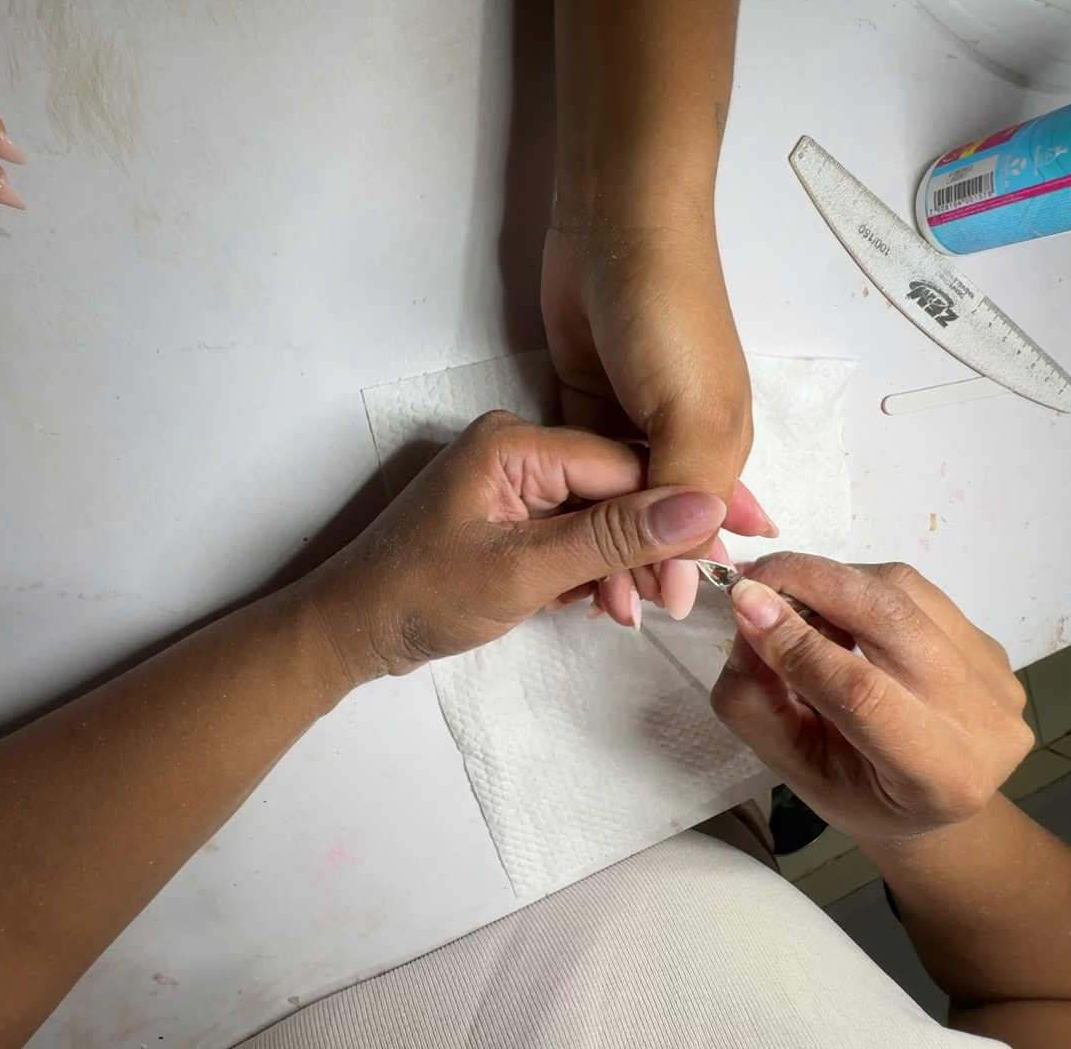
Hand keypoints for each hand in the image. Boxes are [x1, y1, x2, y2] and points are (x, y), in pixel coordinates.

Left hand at [310, 411, 726, 678]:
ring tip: (619, 612)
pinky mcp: (508, 515)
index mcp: (516, 442)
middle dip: (643, 548)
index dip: (674, 514)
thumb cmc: (425, 594)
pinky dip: (584, 568)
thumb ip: (613, 538)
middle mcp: (518, 450)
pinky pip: (569, 532)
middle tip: (666, 601)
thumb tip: (700, 507)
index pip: (623, 466)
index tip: (714, 562)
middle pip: (613, 489)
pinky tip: (588, 602)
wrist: (356, 627)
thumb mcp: (524, 569)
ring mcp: (512, 484)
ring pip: (595, 516)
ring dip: (613, 565)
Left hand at [541, 217, 770, 623]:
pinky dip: (576, 503)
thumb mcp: (687, 411)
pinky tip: (568, 536)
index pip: (684, 521)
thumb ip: (684, 487)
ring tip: (586, 590)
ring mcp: (622, 414)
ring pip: (611, 498)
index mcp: (709, 440)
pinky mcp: (581, 397)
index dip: (663, 565)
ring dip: (604, 540)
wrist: (613, 222)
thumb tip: (695, 556)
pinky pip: (580, 468)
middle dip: (634, 563)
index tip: (646, 612)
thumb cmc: (661, 318)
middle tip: (613, 613)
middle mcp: (669, 433)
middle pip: (647, 516)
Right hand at [710, 555, 1033, 844]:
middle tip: (753, 575)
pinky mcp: (991, 642)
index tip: (740, 600)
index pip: (865, 695)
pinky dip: (857, 587)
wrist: (927, 801)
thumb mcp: (785, 763)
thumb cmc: (850, 789)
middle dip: (812, 582)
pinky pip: (913, 590)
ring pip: (902, 590)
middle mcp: (985, 722)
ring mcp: (996, 676)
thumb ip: (753, 697)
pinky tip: (837, 615)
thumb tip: (749, 610)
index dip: (797, 642)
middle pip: (894, 620)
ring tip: (794, 606)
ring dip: (831, 581)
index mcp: (938, 775)